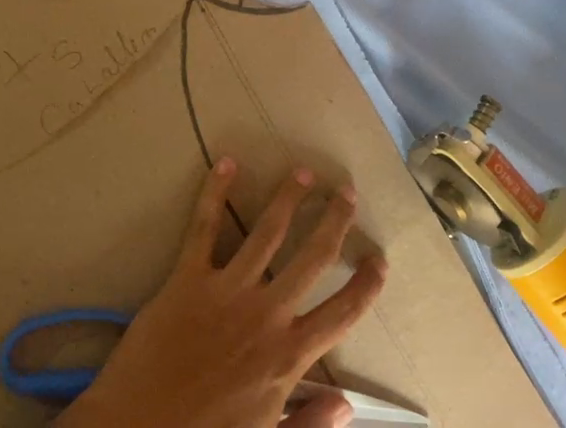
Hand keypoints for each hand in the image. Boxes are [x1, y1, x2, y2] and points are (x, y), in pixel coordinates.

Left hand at [55, 157, 388, 427]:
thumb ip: (307, 423)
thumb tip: (347, 405)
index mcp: (287, 357)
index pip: (341, 313)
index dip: (366, 285)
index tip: (379, 260)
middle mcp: (265, 315)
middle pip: (312, 258)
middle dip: (334, 220)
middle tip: (347, 193)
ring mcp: (226, 291)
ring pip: (268, 232)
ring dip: (289, 197)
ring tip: (303, 172)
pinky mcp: (186, 279)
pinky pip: (203, 228)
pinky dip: (215, 193)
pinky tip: (226, 164)